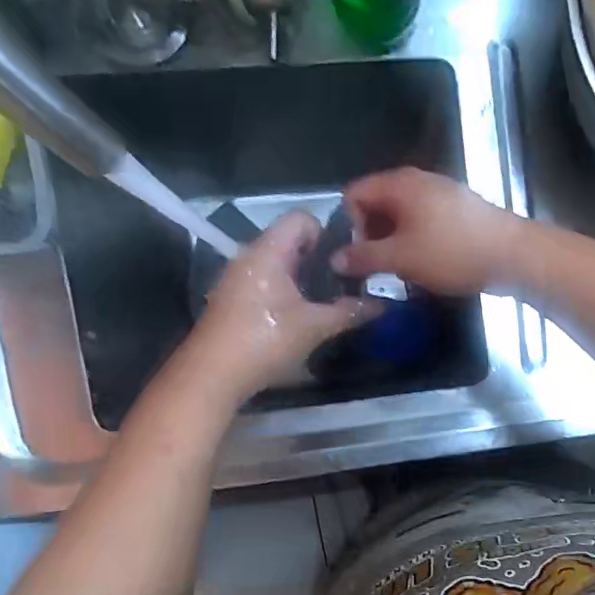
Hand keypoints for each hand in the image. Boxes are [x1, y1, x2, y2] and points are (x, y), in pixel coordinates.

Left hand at [191, 211, 381, 396]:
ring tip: (326, 303)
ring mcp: (239, 278)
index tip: (345, 262)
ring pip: (280, 264)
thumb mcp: (315, 327)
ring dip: (304, 279)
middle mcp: (250, 257)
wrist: (212, 375)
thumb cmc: (265, 341)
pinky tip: (300, 319)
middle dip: (320, 260)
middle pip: (291, 241)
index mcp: (268, 252)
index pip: (301, 218)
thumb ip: (349, 312)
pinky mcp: (234, 300)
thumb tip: (381, 304)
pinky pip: (267, 282)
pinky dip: (287, 292)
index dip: (327, 234)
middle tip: (345, 285)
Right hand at [334, 168, 530, 295]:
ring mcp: (443, 195)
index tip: (358, 255)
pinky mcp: (461, 212)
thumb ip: (364, 257)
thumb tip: (335, 259)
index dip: (348, 224)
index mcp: (400, 183)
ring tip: (402, 272)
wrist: (514, 256)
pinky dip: (419, 242)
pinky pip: (427, 223)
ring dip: (396, 243)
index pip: (354, 193)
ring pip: (404, 217)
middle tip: (377, 268)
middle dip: (372, 236)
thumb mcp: (401, 258)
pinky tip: (428, 267)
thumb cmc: (452, 253)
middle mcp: (420, 181)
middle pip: (379, 203)